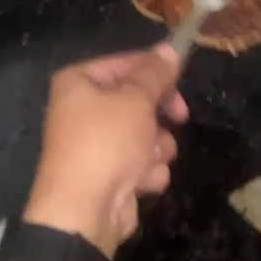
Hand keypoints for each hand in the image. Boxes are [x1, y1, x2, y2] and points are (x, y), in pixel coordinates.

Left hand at [22, 44, 188, 259]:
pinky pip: (139, 162)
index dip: (154, 69)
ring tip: (150, 157)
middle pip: (135, 99)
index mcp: (78, 82)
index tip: (182, 76)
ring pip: (144, 133)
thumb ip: (155, 75)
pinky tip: (141, 181)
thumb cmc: (106, 142)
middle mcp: (82, 108)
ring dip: (156, 146)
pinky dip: (146, 170)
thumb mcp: (136, 101)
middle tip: (180, 116)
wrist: (84, 212)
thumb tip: (170, 48)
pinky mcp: (108, 173)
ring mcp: (95, 143)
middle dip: (158, 115)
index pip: (124, 63)